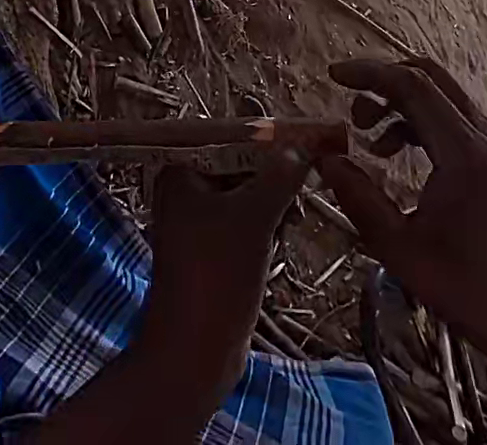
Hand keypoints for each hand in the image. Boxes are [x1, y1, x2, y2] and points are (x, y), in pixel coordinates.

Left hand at [141, 154, 310, 394]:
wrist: (193, 349)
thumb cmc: (217, 272)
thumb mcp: (254, 216)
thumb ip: (279, 176)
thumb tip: (302, 147)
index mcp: (180, 170)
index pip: (227, 137)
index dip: (267, 139)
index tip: (305, 141)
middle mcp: (182, 187)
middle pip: (236, 164)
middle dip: (271, 174)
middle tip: (305, 180)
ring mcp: (193, 218)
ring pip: (242, 193)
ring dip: (271, 201)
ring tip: (293, 217)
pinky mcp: (208, 247)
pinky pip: (241, 220)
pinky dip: (263, 223)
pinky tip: (281, 236)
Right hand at [318, 59, 486, 444]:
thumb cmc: (476, 294)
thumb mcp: (400, 250)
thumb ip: (357, 197)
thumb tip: (324, 157)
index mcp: (466, 155)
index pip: (412, 85)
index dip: (367, 72)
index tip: (333, 75)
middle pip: (432, 78)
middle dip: (384, 82)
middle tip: (352, 110)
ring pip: (447, 99)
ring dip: (403, 105)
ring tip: (373, 143)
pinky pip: (460, 122)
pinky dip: (424, 123)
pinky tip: (406, 160)